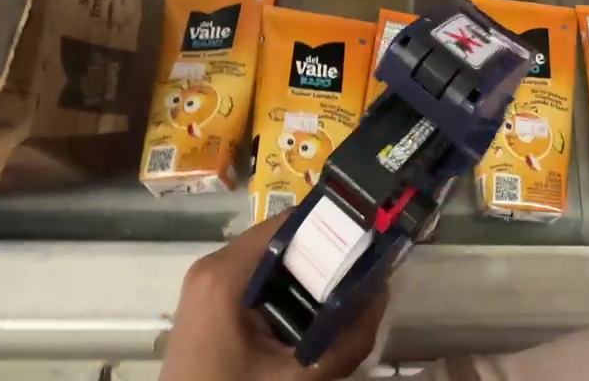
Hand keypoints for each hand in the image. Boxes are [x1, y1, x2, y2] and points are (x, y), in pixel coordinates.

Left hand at [160, 211, 388, 380]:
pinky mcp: (208, 304)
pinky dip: (285, 293)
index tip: (368, 242)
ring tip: (341, 300)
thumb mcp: (298, 379)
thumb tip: (382, 290)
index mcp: (225, 274)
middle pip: (282, 242)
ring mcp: (206, 285)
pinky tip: (308, 320)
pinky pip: (256, 281)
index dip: (332, 229)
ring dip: (306, 277)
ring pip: (271, 262)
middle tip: (361, 275)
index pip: (290, 224)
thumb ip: (347, 338)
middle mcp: (212, 266)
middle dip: (323, 257)